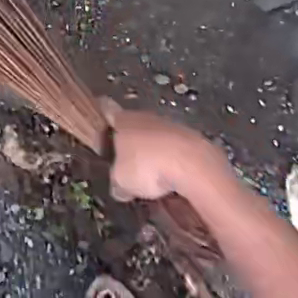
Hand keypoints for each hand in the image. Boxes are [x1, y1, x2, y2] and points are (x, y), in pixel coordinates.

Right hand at [100, 97, 233, 202]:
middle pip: (134, 124)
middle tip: (131, 164)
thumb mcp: (123, 181)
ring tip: (159, 178)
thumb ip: (117, 181)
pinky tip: (180, 180)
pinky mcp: (195, 140)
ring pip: (159, 136)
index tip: (102, 127)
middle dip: (133, 141)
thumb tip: (119, 189)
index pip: (106, 109)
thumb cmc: (148, 167)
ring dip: (158, 152)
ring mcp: (172, 126)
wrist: (195, 167)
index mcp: (122, 120)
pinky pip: (180, 150)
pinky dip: (179, 161)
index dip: (104, 117)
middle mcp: (144, 117)